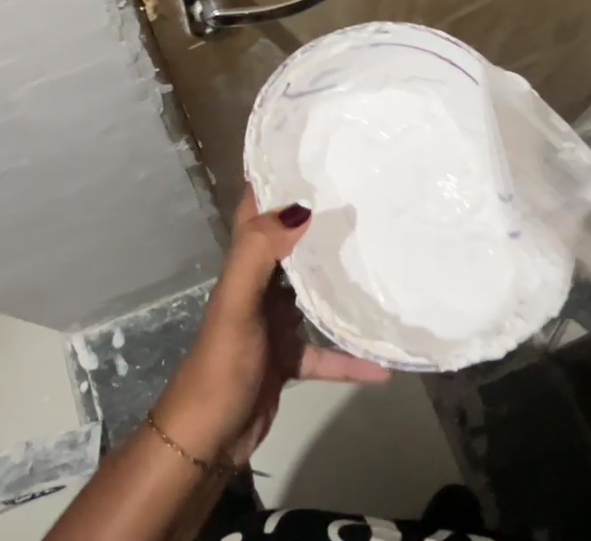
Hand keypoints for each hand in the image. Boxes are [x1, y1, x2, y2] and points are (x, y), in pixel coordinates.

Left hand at [153, 189, 390, 465]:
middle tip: (364, 197)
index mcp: (243, 265)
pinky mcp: (287, 359)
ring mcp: (273, 322)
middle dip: (320, 220)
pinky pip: (325, 353)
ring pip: (311, 293)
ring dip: (339, 282)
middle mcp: (259, 285)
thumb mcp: (237, 304)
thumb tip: (301, 207)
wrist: (207, 439)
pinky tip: (384, 365)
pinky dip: (351, 358)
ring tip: (382, 261)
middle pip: (290, 243)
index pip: (257, 208)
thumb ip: (260, 254)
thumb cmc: (220, 365)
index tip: (312, 152)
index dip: (275, 177)